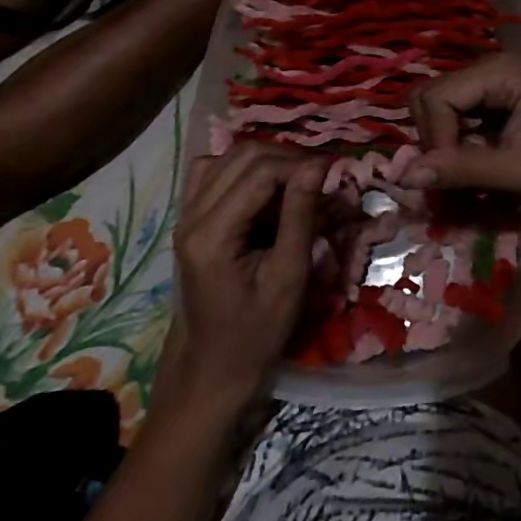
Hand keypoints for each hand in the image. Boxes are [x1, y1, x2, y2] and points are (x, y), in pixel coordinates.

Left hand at [157, 144, 325, 413]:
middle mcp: (191, 214)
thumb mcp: (288, 277)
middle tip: (321, 178)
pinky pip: (214, 172)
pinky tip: (267, 189)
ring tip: (300, 182)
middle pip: (243, 156)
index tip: (334, 174)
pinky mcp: (190, 217)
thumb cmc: (256, 331)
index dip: (300, 165)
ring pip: (228, 157)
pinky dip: (245, 169)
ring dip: (269, 161)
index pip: (260, 172)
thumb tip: (318, 166)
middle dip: (287, 159)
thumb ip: (300, 217)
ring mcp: (186, 213)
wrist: (213, 364)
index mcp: (211, 234)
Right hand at [399, 53, 520, 203]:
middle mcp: (488, 66)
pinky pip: (441, 115)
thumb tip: (406, 176)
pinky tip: (464, 162)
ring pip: (429, 106)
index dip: (436, 138)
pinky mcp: (479, 99)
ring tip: (458, 169)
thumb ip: (462, 169)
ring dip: (436, 142)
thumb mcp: (515, 170)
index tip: (448, 176)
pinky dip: (444, 142)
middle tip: (452, 172)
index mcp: (502, 70)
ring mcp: (483, 81)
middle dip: (433, 138)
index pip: (438, 96)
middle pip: (427, 96)